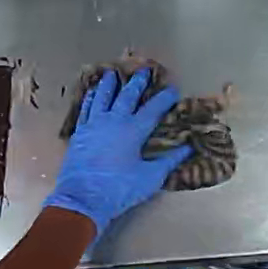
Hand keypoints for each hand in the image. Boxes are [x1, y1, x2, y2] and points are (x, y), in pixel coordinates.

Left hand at [43, 69, 190, 233]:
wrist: (83, 198)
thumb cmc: (119, 189)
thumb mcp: (150, 178)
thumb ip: (169, 161)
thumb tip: (187, 149)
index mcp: (134, 130)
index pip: (153, 109)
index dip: (164, 98)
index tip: (172, 89)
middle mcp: (114, 121)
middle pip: (127, 96)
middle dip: (137, 82)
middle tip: (142, 70)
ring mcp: (94, 124)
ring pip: (102, 97)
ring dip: (109, 84)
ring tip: (112, 73)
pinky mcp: (80, 132)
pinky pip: (85, 109)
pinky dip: (90, 99)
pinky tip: (91, 93)